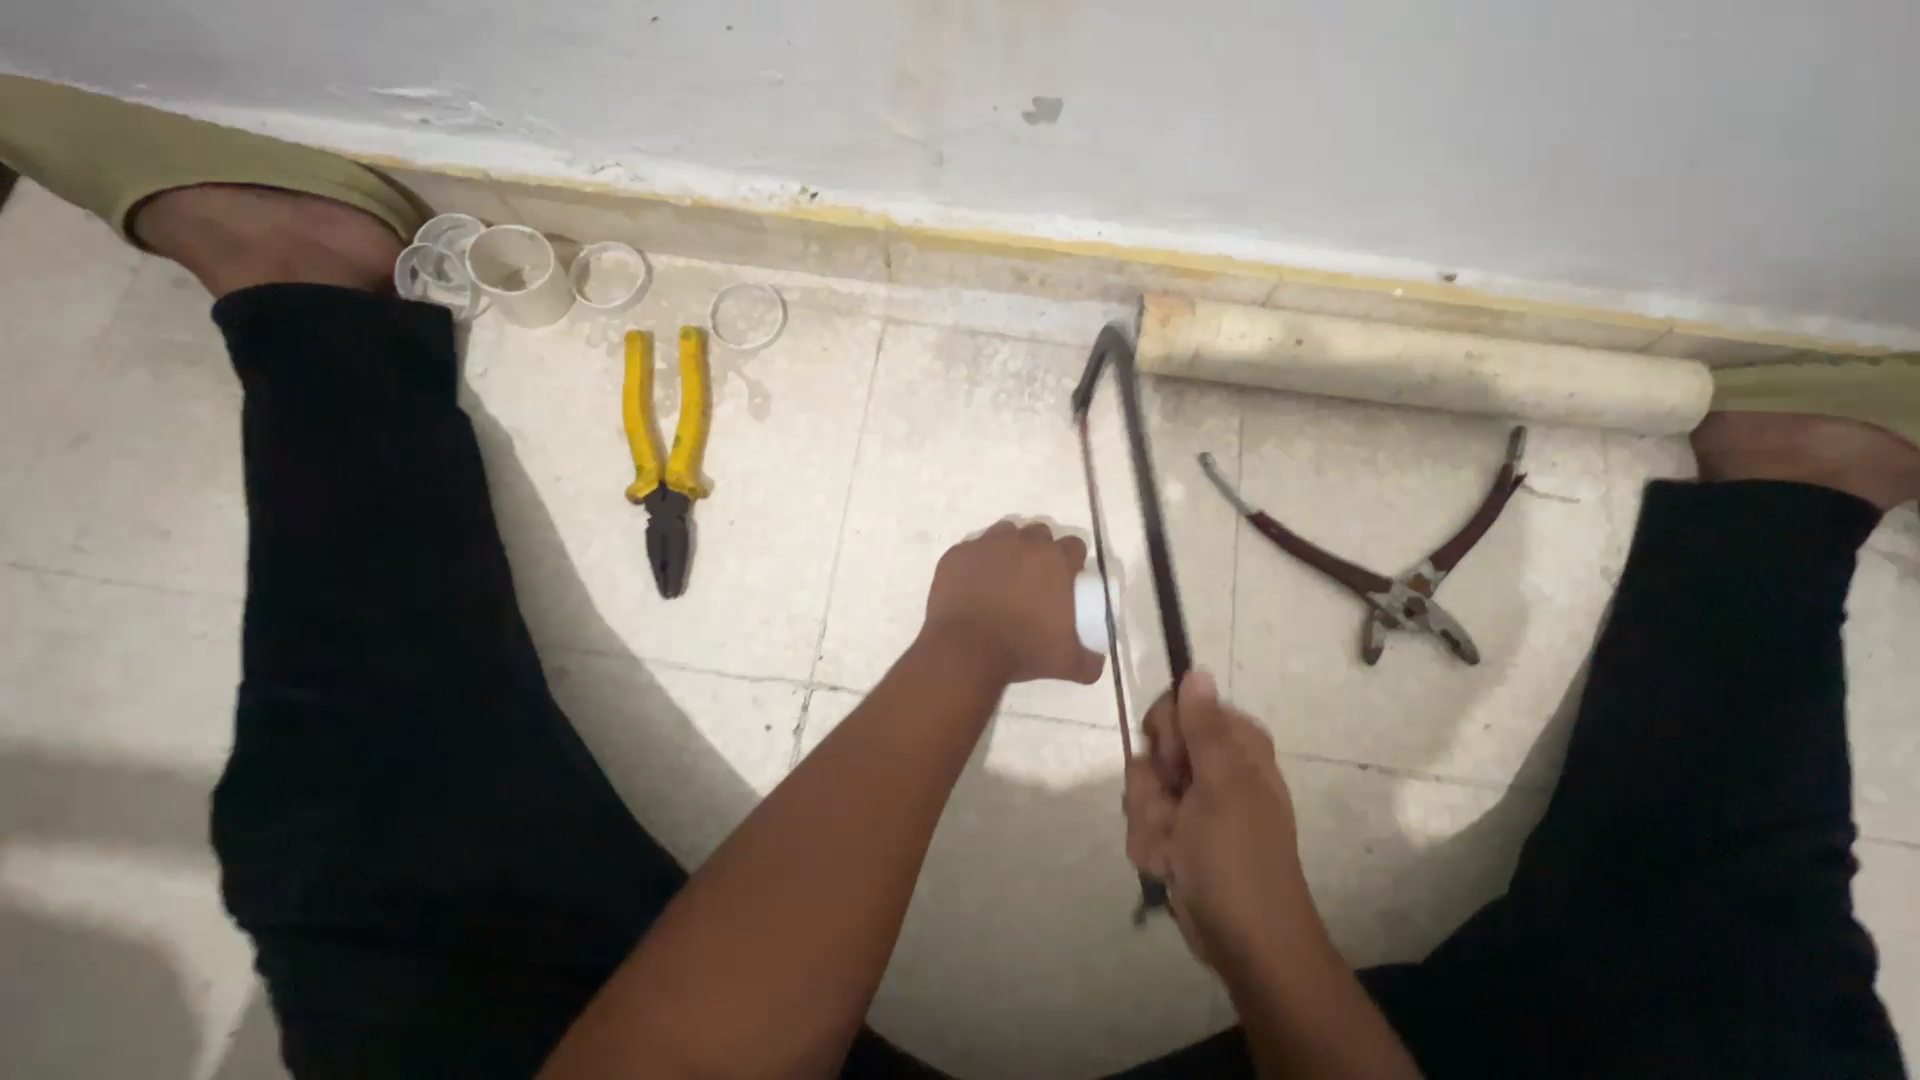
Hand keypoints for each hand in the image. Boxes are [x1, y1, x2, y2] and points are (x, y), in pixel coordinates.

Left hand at [922, 520, 1105, 685]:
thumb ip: (1088, 663)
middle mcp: (1023, 544)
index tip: (1068, 578)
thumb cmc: (1023, 651)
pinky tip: (974, 582)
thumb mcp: (1066, 663)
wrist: (966, 651)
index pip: (1074, 546)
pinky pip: (972, 549)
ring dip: (1009, 547)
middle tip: (1035, 577)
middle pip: (1039, 534)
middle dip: (1041, 549)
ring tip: (1004, 574)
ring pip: (1005, 533)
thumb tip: (1097, 665)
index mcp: (1056, 562)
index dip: (1073, 560)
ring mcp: (987, 545)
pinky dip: (976, 561)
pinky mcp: (958, 554)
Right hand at [1124, 671, 1316, 973]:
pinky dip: (1152, 848)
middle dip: (1152, 789)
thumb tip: (1196, 671)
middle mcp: (1212, 768)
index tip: (1174, 765)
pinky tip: (1172, 868)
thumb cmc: (1238, 859)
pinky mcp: (1175, 836)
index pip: (1176, 707)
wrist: (1245, 941)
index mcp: (1234, 746)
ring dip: (1150, 824)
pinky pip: (1141, 824)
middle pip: (1150, 751)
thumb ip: (1204, 729)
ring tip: (1177, 850)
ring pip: (1139, 790)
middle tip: (1177, 814)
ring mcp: (1191, 804)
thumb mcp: (1222, 787)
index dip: (1165, 736)